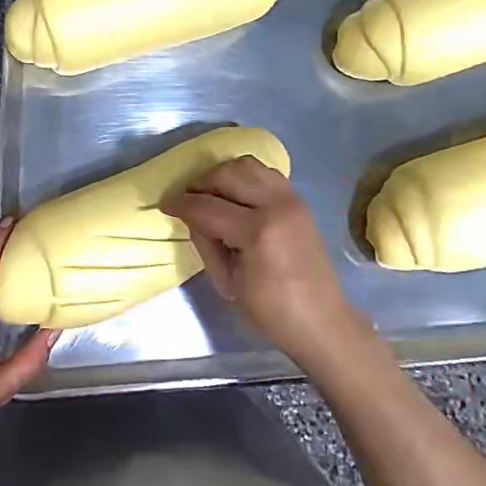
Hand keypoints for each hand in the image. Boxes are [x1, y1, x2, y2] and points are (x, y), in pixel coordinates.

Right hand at [163, 158, 371, 369]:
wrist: (321, 320)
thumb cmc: (271, 311)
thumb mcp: (228, 282)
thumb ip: (206, 243)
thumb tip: (192, 218)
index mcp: (258, 231)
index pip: (207, 206)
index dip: (181, 204)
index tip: (164, 204)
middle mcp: (277, 205)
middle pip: (226, 174)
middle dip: (200, 184)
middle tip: (188, 201)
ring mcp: (292, 198)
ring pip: (247, 165)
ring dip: (223, 175)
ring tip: (212, 196)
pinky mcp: (299, 200)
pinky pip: (265, 173)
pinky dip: (245, 177)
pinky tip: (236, 197)